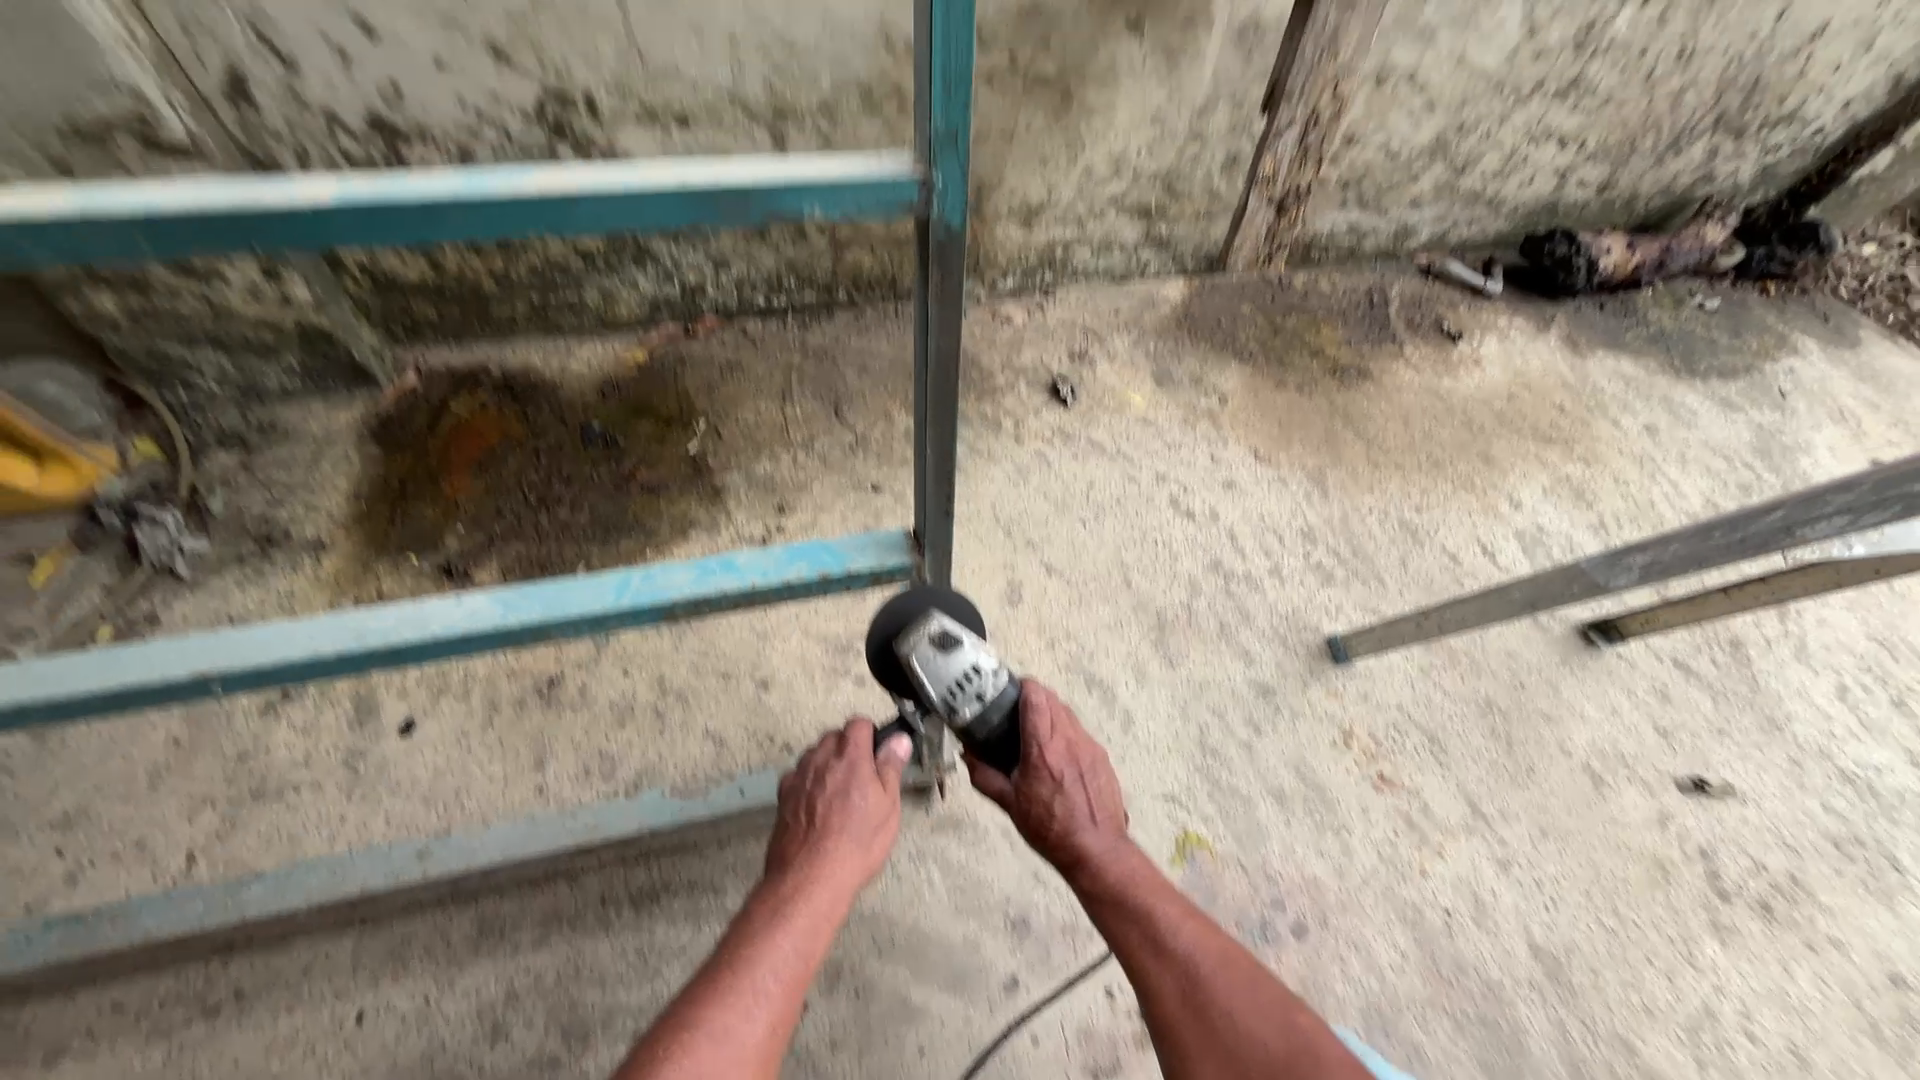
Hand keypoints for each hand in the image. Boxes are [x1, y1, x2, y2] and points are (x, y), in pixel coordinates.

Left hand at [763, 717, 912, 898]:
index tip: (877, 756)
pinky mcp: (782, 796)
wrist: (809, 878)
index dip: (871, 735)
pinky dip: (809, 782)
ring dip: (828, 764)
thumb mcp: (888, 807)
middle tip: (862, 779)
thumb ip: (891, 767)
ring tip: (840, 795)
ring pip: (815, 756)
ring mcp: (798, 776)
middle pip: (834, 737)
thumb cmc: (857, 843)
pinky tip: (817, 807)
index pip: (858, 723)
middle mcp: (820, 758)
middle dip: (848, 749)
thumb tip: (899, 739)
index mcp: (850, 756)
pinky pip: (799, 776)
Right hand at [967, 679, 1130, 882]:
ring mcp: (1089, 746)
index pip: (1035, 695)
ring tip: (1034, 735)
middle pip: (1052, 698)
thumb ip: (985, 775)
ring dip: (1050, 714)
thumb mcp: (1010, 804)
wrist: (1096, 850)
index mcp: (1043, 746)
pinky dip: (1065, 734)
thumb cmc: (1049, 828)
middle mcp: (1069, 738)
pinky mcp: (1102, 757)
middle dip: (1033, 698)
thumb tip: (967, 754)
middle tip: (1015, 713)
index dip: (1021, 686)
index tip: (1008, 692)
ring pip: (1068, 714)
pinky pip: (1080, 733)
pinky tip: (1057, 758)